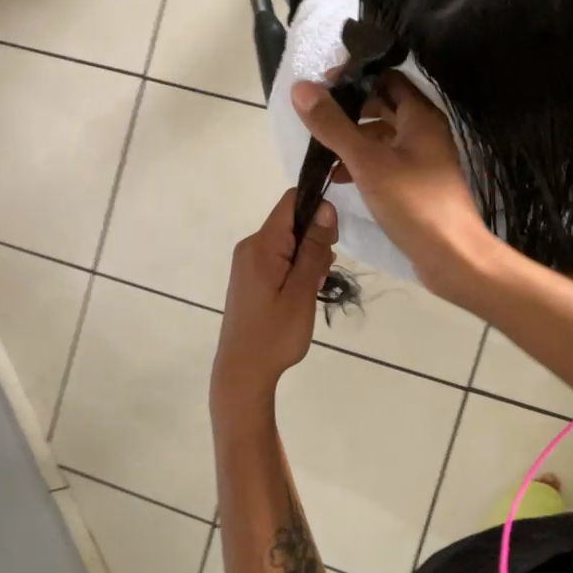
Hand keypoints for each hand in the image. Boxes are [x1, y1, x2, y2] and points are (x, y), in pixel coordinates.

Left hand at [212, 189, 338, 410]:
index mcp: (261, 245)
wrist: (243, 371)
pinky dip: (295, 271)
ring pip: (288, 243)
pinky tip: (299, 297)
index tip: (330, 243)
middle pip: (292, 222)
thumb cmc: (275, 335)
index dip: (318, 212)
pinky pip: (279, 259)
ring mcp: (248, 262)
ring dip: (307, 260)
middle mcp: (250, 246)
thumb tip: (325, 208)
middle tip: (320, 278)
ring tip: (309, 293)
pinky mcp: (250, 277)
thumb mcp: (302, 292)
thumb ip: (314, 249)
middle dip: (315, 242)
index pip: (292, 202)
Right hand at [291, 72, 500, 298]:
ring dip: (354, 141)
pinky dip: (364, 165)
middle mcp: (426, 132)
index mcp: (421, 116)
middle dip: (350, 112)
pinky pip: (387, 164)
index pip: (387, 78)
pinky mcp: (418, 186)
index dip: (356, 77)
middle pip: (384, 107)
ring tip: (322, 152)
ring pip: (383, 138)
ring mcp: (424, 161)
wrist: (452, 256)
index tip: (322, 86)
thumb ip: (334, 126)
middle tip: (316, 119)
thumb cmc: (414, 203)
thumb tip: (301, 88)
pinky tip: (341, 178)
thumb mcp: (367, 162)